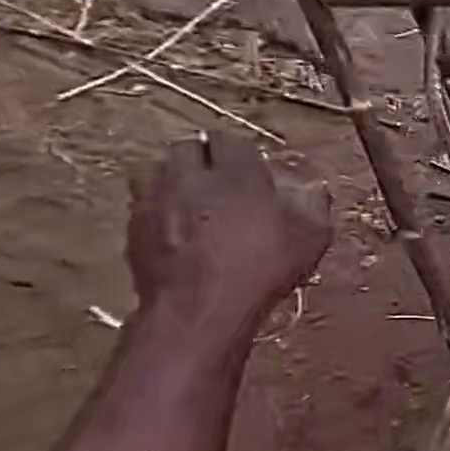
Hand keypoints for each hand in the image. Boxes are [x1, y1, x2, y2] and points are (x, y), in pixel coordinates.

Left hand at [128, 133, 330, 319]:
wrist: (202, 309)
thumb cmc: (264, 269)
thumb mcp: (311, 239)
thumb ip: (315, 207)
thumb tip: (315, 189)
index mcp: (238, 176)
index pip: (229, 141)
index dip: (239, 150)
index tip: (250, 164)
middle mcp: (192, 180)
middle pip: (186, 147)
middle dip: (202, 155)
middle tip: (219, 175)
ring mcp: (156, 202)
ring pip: (154, 169)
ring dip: (172, 175)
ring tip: (191, 194)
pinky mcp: (134, 228)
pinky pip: (142, 202)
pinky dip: (158, 206)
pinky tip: (175, 226)